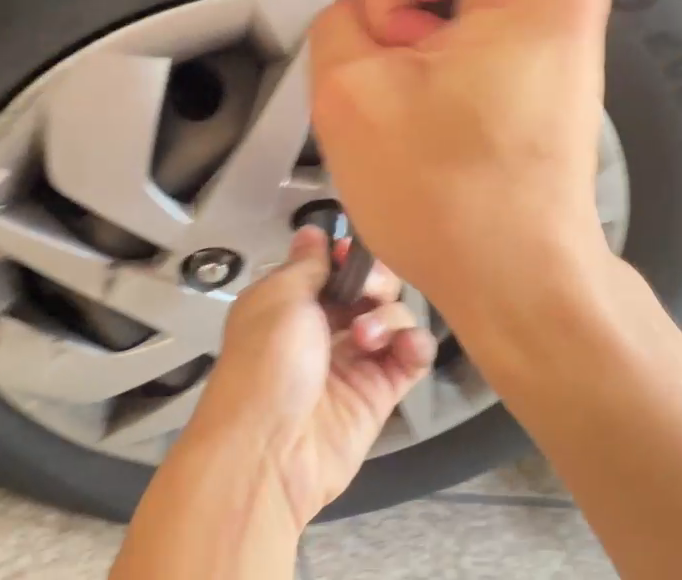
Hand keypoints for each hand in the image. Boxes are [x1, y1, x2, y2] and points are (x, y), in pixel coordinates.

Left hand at [183, 225, 436, 529]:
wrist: (269, 449)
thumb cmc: (265, 361)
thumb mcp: (279, 298)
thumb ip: (308, 264)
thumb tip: (312, 231)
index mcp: (290, 300)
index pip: (332, 265)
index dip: (346, 255)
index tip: (350, 253)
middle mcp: (323, 326)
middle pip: (368, 288)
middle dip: (375, 281)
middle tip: (369, 292)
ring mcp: (354, 359)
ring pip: (392, 318)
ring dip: (388, 317)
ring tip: (366, 339)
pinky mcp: (380, 392)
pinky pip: (411, 356)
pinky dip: (415, 344)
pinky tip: (406, 347)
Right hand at [307, 0, 619, 326]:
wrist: (513, 278)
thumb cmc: (452, 196)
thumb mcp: (351, 87)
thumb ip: (344, 14)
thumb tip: (374, 12)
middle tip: (406, 62)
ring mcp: (545, 34)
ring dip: (409, 38)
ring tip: (414, 100)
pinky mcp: (528, 68)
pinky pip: (460, 30)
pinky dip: (428, 63)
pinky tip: (425, 114)